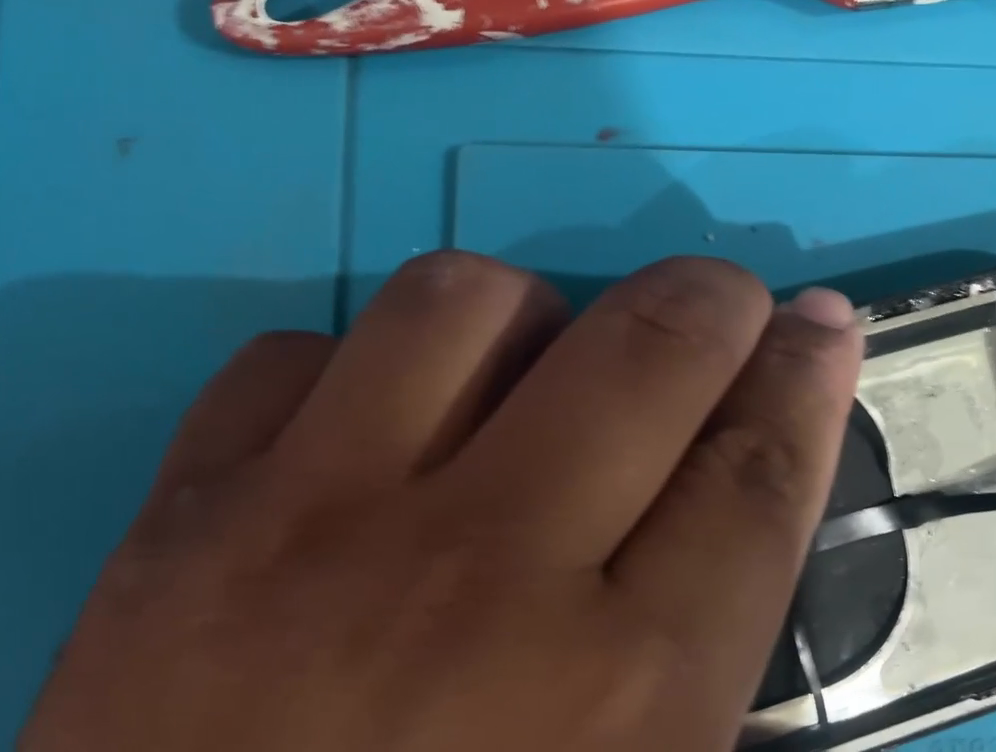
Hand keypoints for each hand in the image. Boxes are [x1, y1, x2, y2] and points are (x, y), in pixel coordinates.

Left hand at [20, 253, 863, 750]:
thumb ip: (724, 638)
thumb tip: (761, 461)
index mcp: (627, 695)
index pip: (759, 469)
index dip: (806, 375)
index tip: (822, 322)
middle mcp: (488, 582)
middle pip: (651, 348)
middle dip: (715, 300)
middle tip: (725, 306)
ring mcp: (315, 537)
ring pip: (466, 303)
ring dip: (533, 311)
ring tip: (538, 364)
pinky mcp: (173, 530)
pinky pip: (294, 357)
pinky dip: (356, 366)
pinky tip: (375, 427)